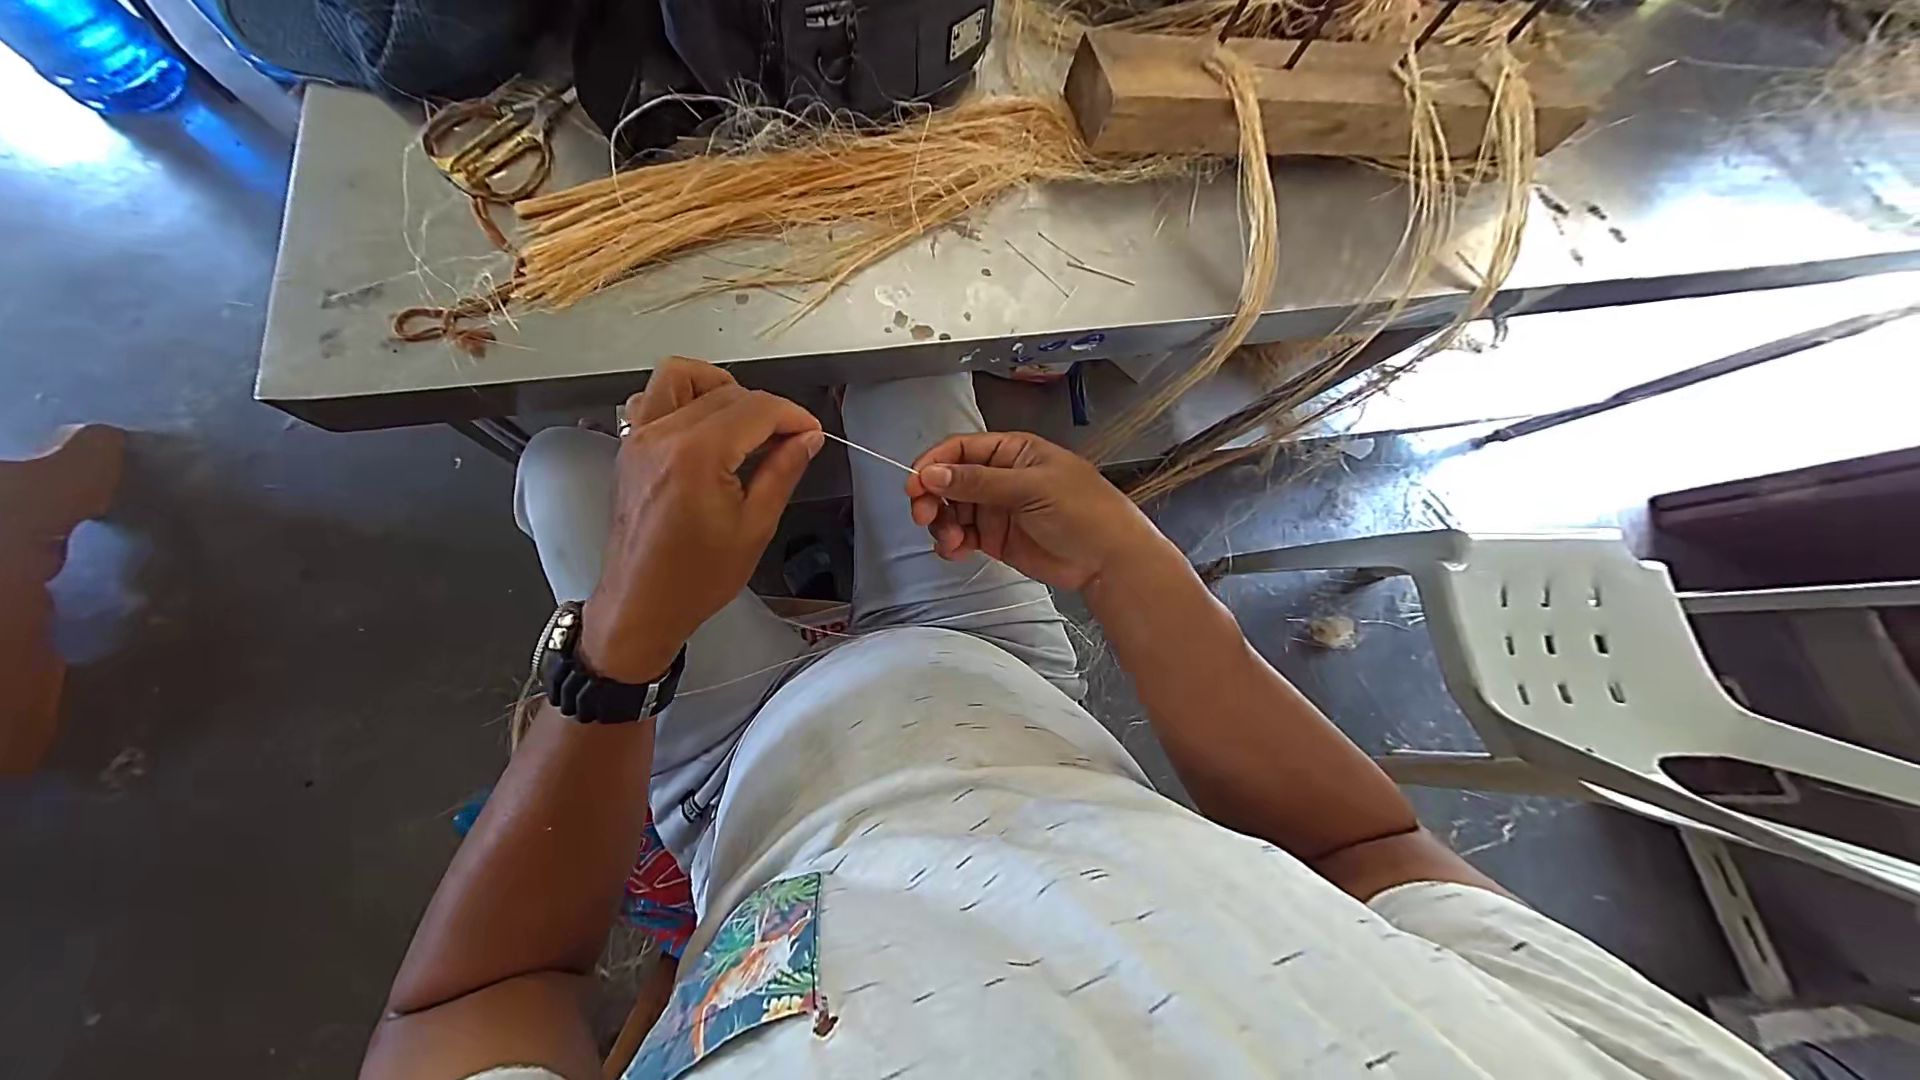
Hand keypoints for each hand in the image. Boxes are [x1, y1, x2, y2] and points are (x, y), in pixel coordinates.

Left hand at [581, 358, 822, 681]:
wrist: (643, 602)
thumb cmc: (694, 577)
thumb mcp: (756, 526)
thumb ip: (783, 471)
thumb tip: (806, 440)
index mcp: (697, 456)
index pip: (757, 408)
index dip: (794, 416)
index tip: (810, 433)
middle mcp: (663, 437)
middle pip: (727, 392)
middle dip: (768, 409)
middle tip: (791, 439)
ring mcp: (640, 439)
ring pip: (682, 376)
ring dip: (721, 388)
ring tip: (746, 420)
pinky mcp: (630, 447)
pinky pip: (653, 398)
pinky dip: (683, 398)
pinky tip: (705, 425)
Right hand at [906, 431, 1176, 590]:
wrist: (1108, 560)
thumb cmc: (1085, 511)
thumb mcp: (1031, 489)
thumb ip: (979, 482)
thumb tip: (934, 473)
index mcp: (1012, 452)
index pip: (961, 450)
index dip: (933, 464)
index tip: (915, 484)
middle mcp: (1001, 478)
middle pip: (949, 481)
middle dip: (932, 497)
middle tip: (924, 515)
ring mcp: (997, 509)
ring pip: (952, 510)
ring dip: (942, 523)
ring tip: (950, 539)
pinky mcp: (995, 538)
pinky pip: (962, 535)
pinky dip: (951, 542)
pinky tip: (955, 549)